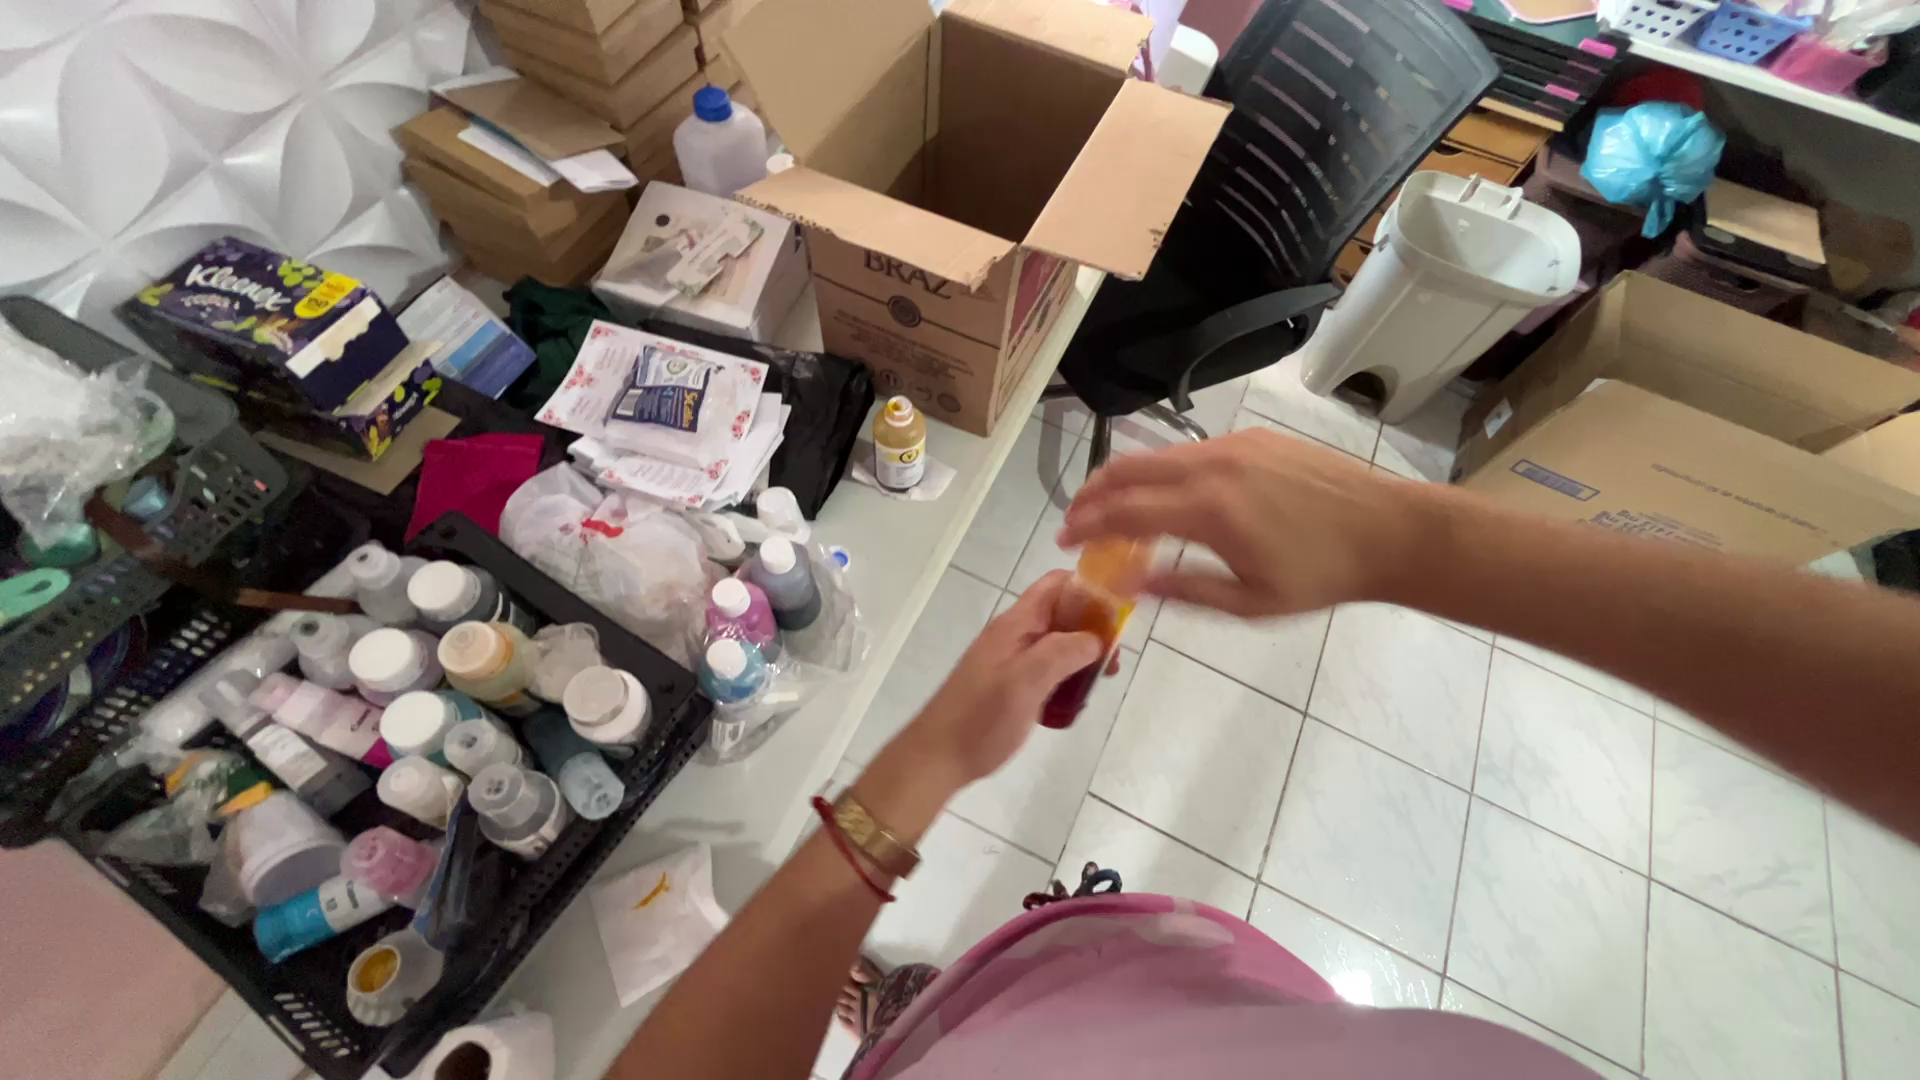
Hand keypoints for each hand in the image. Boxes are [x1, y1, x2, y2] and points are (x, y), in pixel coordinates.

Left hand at [892, 571, 1103, 785]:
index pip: (1056, 585)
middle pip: (1061, 614)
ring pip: (1057, 644)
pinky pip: (1048, 670)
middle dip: (1092, 628)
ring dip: (1082, 656)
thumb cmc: (982, 718)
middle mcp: (1014, 635)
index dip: (1089, 588)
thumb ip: (1063, 651)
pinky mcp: (1011, 686)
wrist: (939, 757)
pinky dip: (1067, 678)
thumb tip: (1097, 638)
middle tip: (1113, 660)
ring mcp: (1011, 661)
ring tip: (1099, 682)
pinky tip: (1075, 702)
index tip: (1119, 613)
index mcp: (1015, 624)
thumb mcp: (1027, 680)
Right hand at [1057, 427, 1440, 617]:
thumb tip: (1127, 581)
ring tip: (1115, 507)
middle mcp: (1213, 465)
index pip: (1124, 510)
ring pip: (1159, 455)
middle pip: (1129, 468)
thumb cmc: (1322, 577)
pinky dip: (1165, 471)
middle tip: (1076, 517)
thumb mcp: (1249, 603)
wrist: (1394, 531)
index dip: (1086, 524)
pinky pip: (1192, 450)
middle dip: (1093, 492)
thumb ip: (1182, 589)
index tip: (1063, 539)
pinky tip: (1171, 495)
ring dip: (1127, 479)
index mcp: (1209, 510)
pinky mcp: (1254, 437)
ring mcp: (1235, 444)